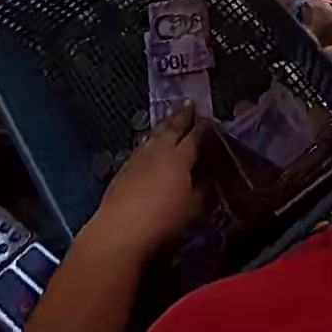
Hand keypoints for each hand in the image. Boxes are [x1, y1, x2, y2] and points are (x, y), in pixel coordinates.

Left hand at [81, 105, 203, 259]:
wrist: (121, 228)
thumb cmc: (164, 218)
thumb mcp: (193, 207)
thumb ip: (202, 189)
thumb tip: (208, 177)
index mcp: (180, 158)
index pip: (194, 137)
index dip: (203, 128)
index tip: (210, 120)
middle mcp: (160, 151)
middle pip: (172, 128)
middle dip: (182, 115)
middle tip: (189, 103)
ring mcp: (139, 158)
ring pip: (154, 135)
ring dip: (164, 124)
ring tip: (170, 117)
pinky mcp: (124, 168)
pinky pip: (142, 146)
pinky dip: (150, 139)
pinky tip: (150, 142)